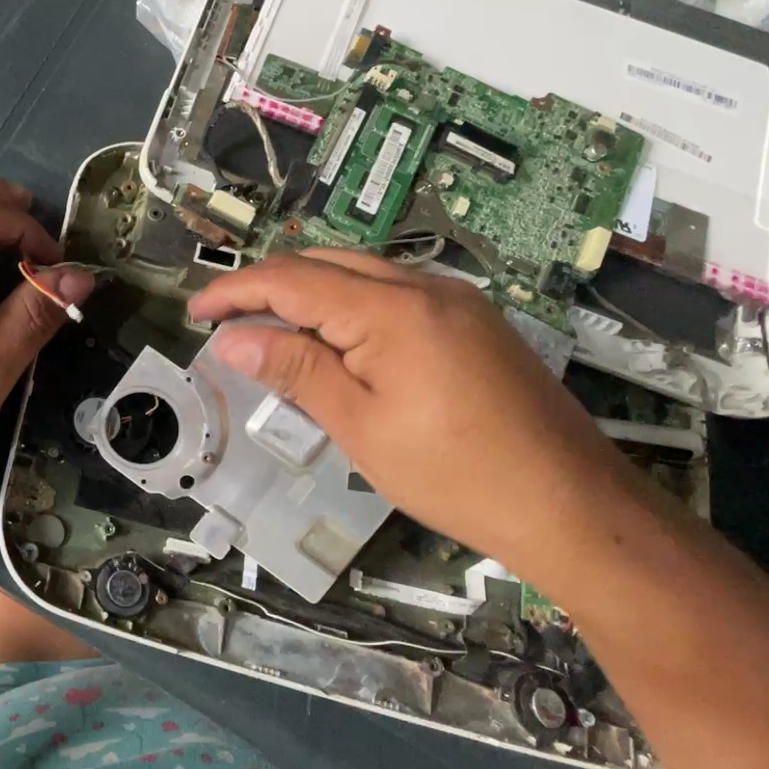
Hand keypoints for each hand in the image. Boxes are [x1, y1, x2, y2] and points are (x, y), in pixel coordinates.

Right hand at [187, 249, 636, 565]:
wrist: (573, 506)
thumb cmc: (454, 474)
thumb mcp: (359, 424)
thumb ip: (294, 369)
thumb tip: (231, 339)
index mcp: (391, 309)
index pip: (291, 280)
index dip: (236, 291)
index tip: (195, 311)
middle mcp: (424, 287)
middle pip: (324, 263)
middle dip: (266, 284)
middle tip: (225, 319)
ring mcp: (455, 300)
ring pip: (359, 272)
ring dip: (306, 290)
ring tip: (268, 328)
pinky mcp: (472, 320)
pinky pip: (391, 290)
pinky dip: (345, 302)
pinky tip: (333, 338)